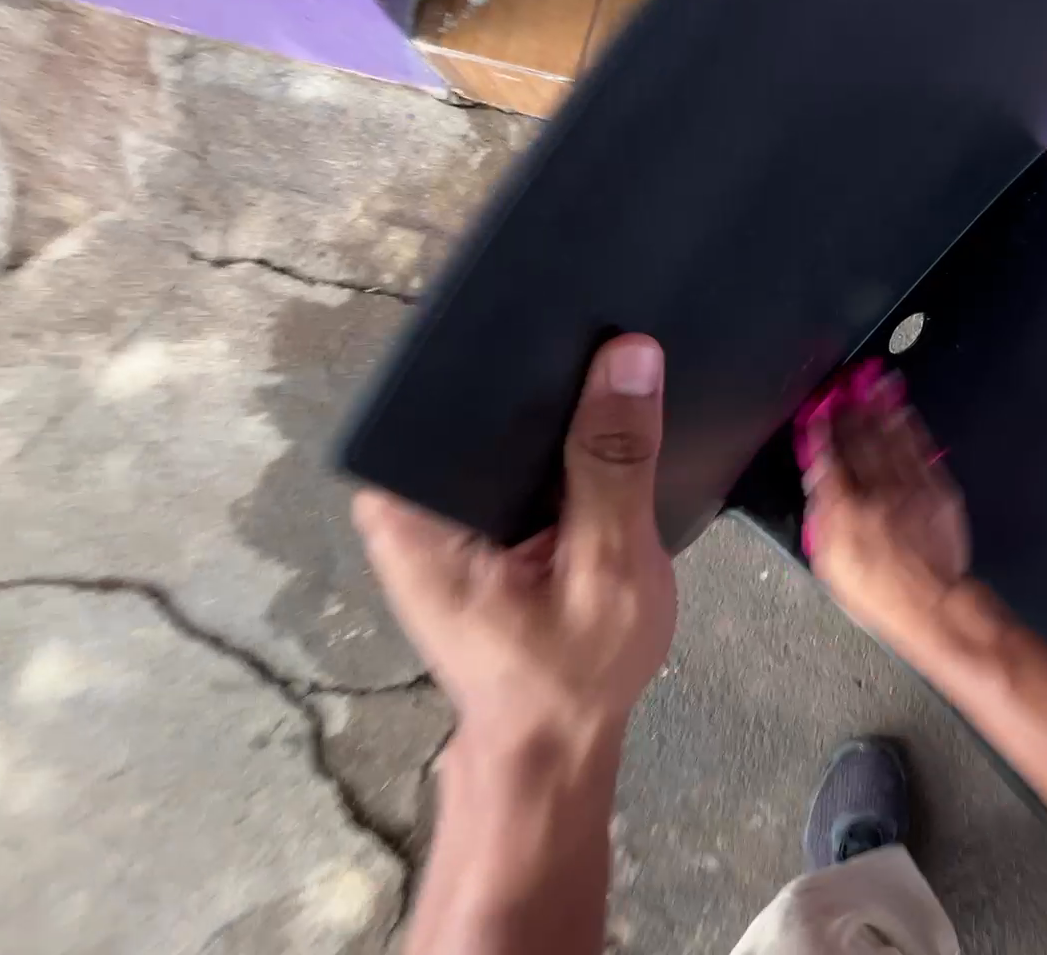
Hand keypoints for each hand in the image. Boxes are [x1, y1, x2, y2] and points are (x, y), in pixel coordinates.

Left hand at [353, 334, 676, 765]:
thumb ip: (614, 462)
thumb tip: (632, 355)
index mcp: (412, 499)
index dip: (532, 340)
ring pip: (516, 423)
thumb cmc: (574, 668)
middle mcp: (414, 490)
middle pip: (490, 397)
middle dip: (563, 368)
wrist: (558, 741)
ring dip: (574, 402)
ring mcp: (448, 503)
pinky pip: (531, 453)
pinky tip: (621, 417)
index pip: (459, 383)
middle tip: (634, 335)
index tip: (601, 304)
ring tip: (634, 360)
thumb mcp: (608, 564)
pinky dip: (577, 439)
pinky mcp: (484, 515)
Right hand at [800, 365, 970, 641]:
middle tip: (845, 383)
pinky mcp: (937, 491)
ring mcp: (911, 488)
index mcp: (848, 508)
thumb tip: (819, 486)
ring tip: (874, 381)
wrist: (932, 603)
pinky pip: (922, 450)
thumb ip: (822, 518)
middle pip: (860, 439)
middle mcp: (879, 491)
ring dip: (880, 407)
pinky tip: (904, 411)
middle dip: (850, 408)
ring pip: (892, 437)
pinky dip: (911, 427)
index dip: (822, 430)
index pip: (830, 458)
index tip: (819, 409)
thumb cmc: (881, 591)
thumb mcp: (831, 563)